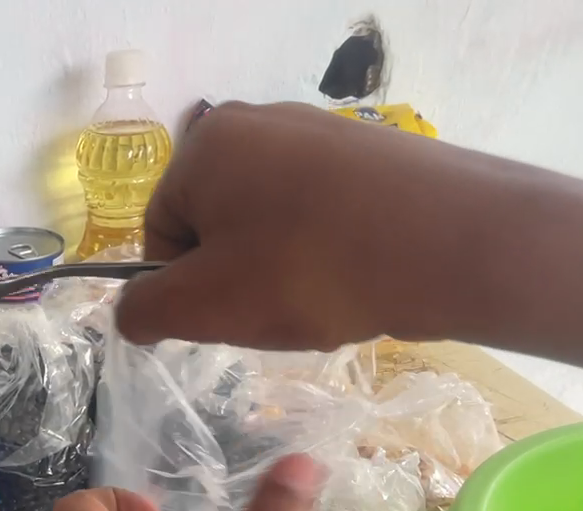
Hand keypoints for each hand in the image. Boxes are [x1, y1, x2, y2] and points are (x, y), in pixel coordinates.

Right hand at [115, 101, 515, 349]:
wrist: (452, 244)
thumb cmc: (304, 272)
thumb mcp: (199, 306)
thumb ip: (141, 311)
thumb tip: (130, 312)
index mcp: (204, 146)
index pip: (160, 234)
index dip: (181, 289)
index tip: (221, 315)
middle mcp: (258, 123)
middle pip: (213, 228)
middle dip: (230, 281)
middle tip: (268, 311)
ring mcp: (320, 133)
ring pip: (264, 228)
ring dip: (274, 275)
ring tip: (315, 299)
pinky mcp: (370, 155)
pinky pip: (315, 218)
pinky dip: (319, 256)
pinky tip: (348, 280)